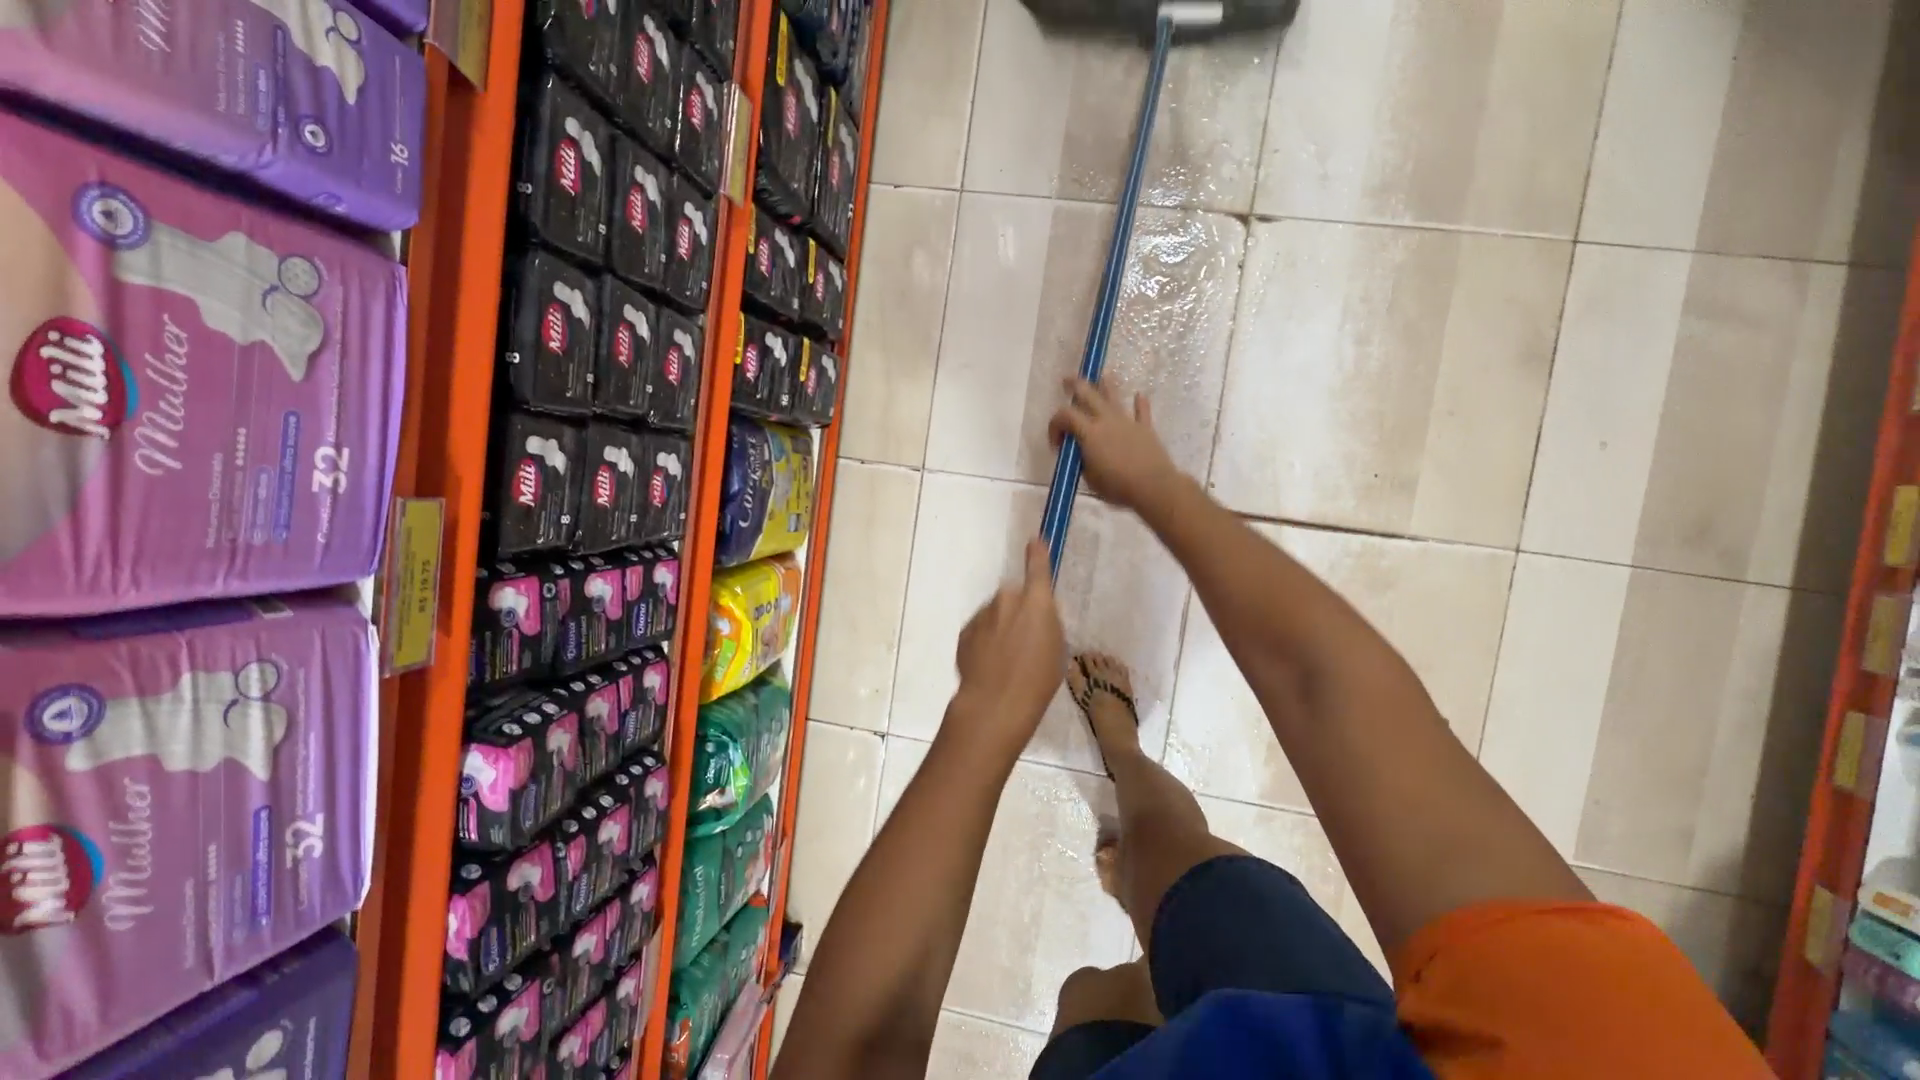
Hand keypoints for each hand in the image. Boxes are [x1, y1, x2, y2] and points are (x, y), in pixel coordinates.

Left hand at [953, 539, 1066, 745]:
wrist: (995, 703)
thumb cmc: (1038, 680)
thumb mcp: (1057, 649)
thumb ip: (1047, 623)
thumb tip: (1037, 615)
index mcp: (1036, 602)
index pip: (1038, 568)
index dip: (1038, 554)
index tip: (1035, 540)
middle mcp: (1007, 599)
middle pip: (1015, 597)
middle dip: (1019, 611)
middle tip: (1025, 641)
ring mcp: (982, 614)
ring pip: (995, 614)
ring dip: (1000, 628)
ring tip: (1006, 661)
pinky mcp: (965, 631)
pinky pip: (980, 630)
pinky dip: (985, 642)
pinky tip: (990, 666)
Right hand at [1048, 378, 1179, 511]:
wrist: (1152, 486)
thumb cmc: (1117, 486)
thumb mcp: (1089, 477)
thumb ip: (1083, 460)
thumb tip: (1083, 454)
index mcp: (1089, 433)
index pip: (1064, 416)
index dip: (1055, 425)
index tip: (1057, 443)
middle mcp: (1106, 420)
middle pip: (1087, 394)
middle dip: (1075, 385)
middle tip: (1067, 381)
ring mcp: (1127, 421)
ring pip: (1114, 396)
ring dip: (1106, 384)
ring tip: (1102, 375)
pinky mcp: (1145, 428)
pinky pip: (1142, 411)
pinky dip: (1140, 403)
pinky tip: (1140, 396)